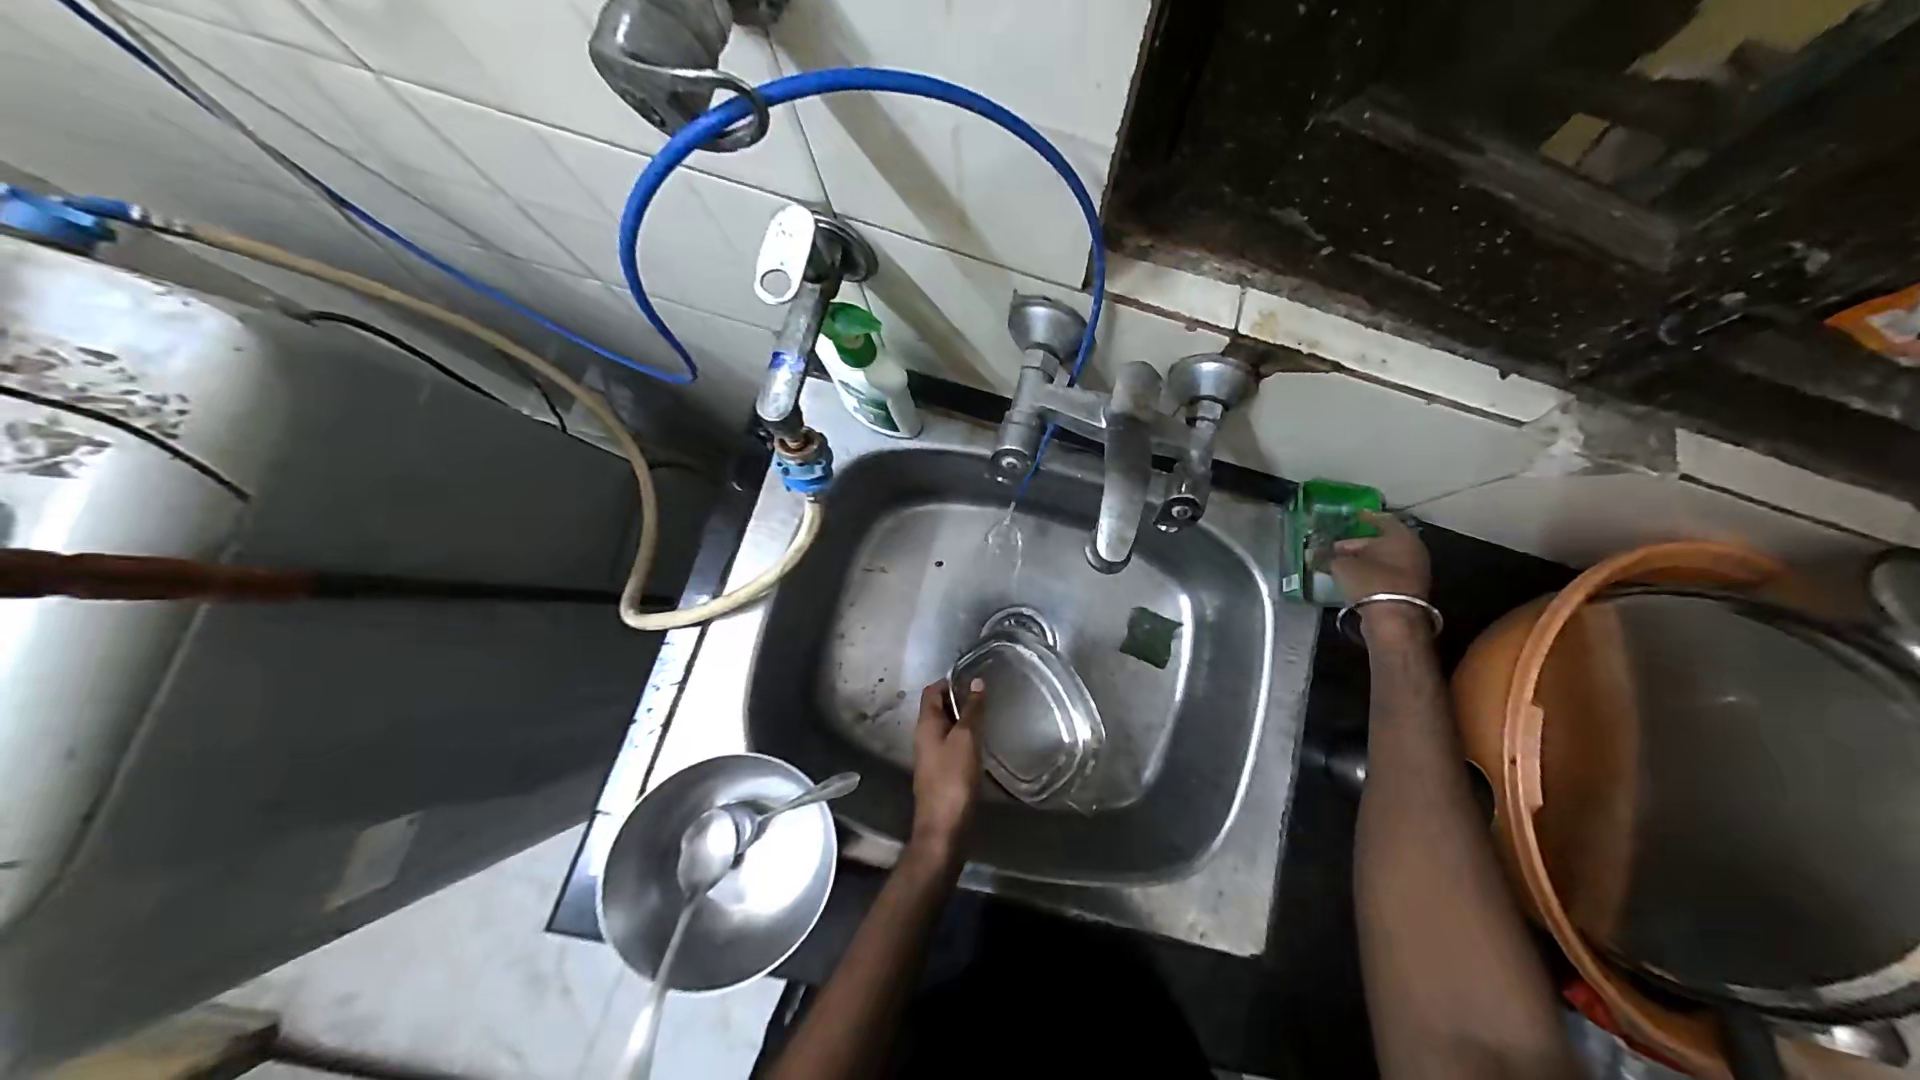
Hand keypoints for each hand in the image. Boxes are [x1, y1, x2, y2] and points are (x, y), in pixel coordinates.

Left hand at [910, 677, 982, 860]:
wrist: (944, 827)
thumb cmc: (953, 778)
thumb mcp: (966, 739)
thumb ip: (971, 711)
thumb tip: (976, 682)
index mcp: (925, 724)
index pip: (931, 691)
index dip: (949, 681)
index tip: (973, 677)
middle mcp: (924, 737)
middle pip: (938, 708)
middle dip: (959, 698)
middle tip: (985, 695)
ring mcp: (931, 756)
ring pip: (946, 727)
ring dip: (963, 719)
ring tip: (988, 715)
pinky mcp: (941, 772)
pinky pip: (951, 745)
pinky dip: (964, 738)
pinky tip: (982, 743)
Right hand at [1330, 510, 1431, 602]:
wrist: (1393, 617)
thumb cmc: (1369, 581)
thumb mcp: (1342, 565)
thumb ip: (1331, 556)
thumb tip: (1321, 554)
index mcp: (1400, 536)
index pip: (1382, 519)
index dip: (1366, 517)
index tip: (1353, 516)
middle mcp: (1413, 549)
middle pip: (1383, 541)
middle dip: (1359, 543)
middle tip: (1337, 547)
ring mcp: (1414, 570)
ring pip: (1385, 558)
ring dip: (1365, 559)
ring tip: (1341, 563)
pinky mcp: (1410, 588)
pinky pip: (1387, 573)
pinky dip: (1372, 572)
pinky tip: (1354, 577)